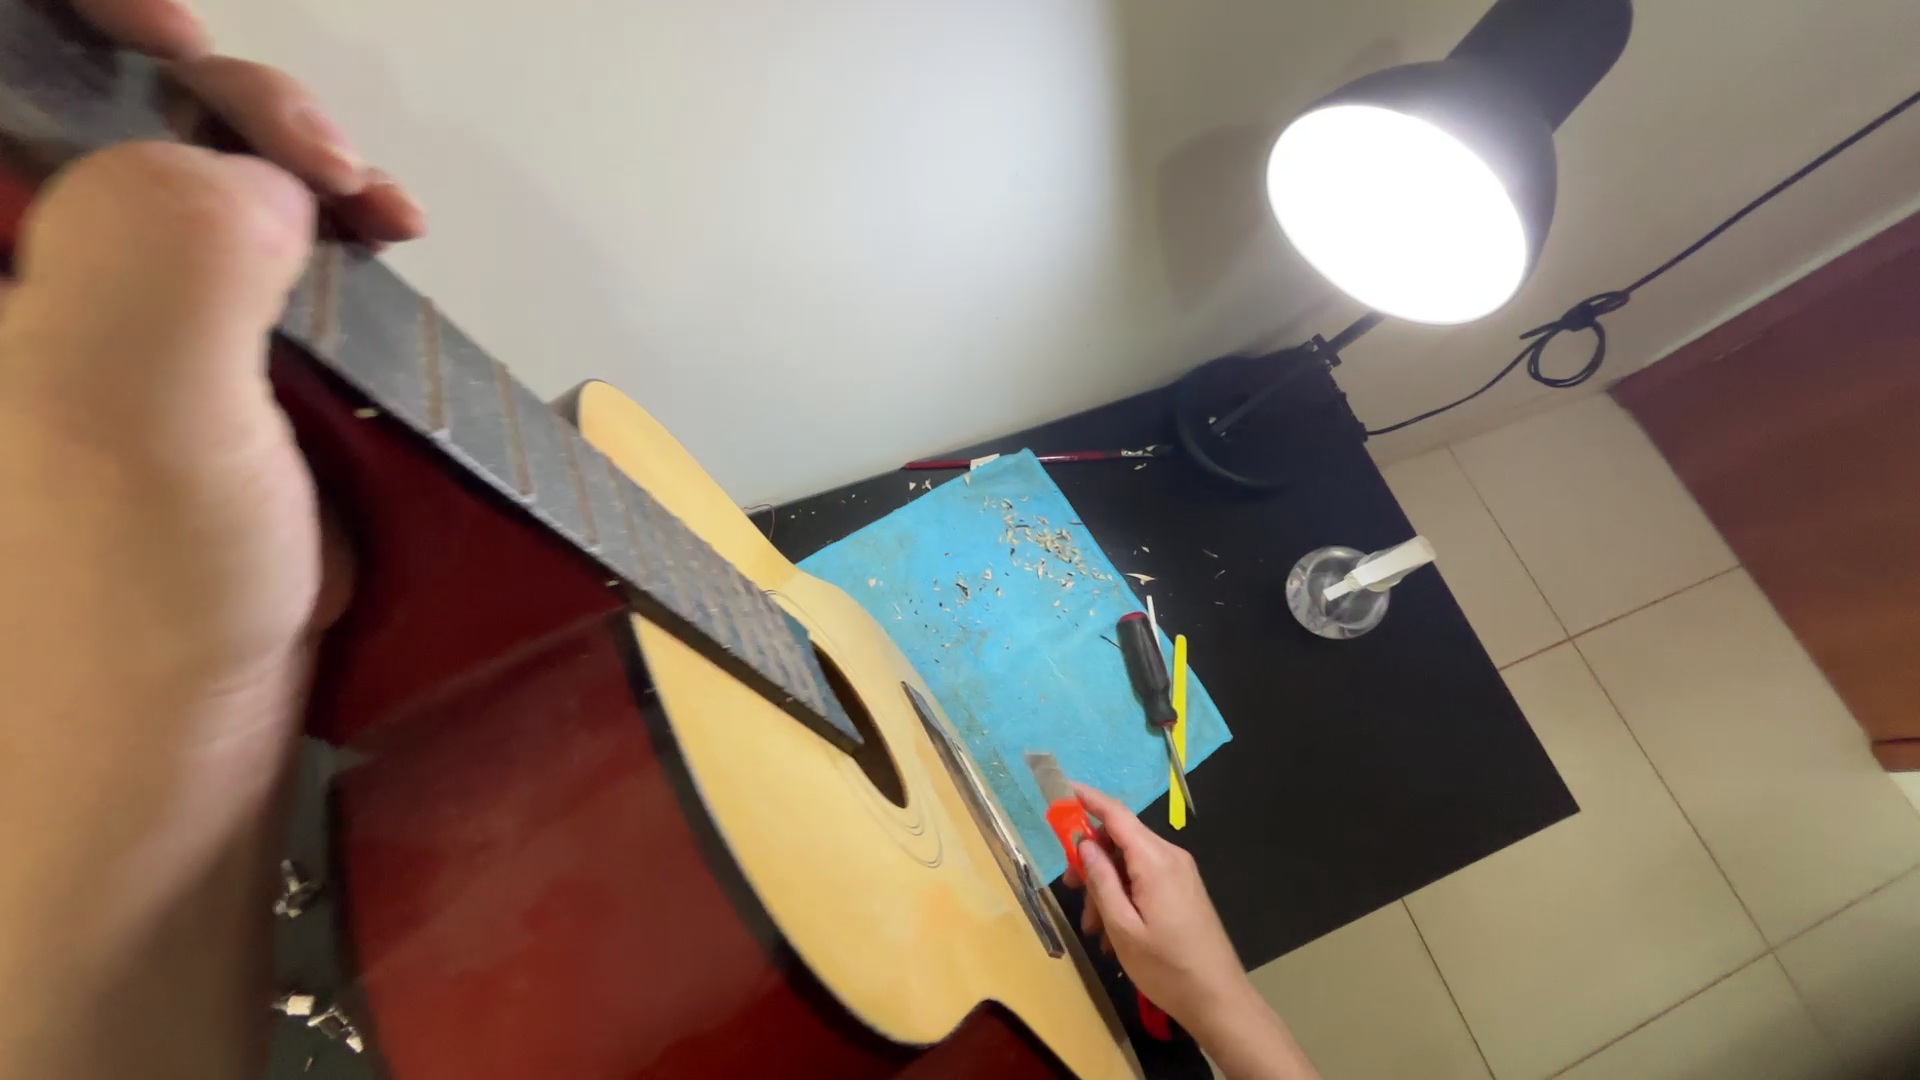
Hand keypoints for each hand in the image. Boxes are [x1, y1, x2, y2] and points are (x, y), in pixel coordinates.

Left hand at [0, 3, 421, 1075]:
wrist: (157, 745)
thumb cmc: (118, 621)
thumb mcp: (122, 434)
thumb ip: (157, 268)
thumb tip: (242, 174)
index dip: (66, 21)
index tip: (174, 50)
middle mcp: (6, 282)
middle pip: (80, 99)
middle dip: (218, 97)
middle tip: (316, 157)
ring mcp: (90, 323)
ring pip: (176, 168)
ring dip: (279, 162)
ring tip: (369, 210)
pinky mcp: (180, 369)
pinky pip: (242, 250)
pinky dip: (311, 231)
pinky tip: (367, 255)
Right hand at [1067, 786, 1321, 1079]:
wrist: (1221, 1001)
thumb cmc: (1167, 967)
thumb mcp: (1123, 927)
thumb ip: (1101, 880)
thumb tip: (1084, 843)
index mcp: (1155, 859)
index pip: (1115, 813)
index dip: (1087, 798)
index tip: (1061, 792)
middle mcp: (1169, 856)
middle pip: (1120, 839)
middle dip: (1091, 859)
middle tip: (1069, 888)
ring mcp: (1179, 872)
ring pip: (1129, 862)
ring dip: (1106, 886)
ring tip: (1094, 928)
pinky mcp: (1182, 889)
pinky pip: (1144, 877)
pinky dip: (1124, 895)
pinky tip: (1114, 933)